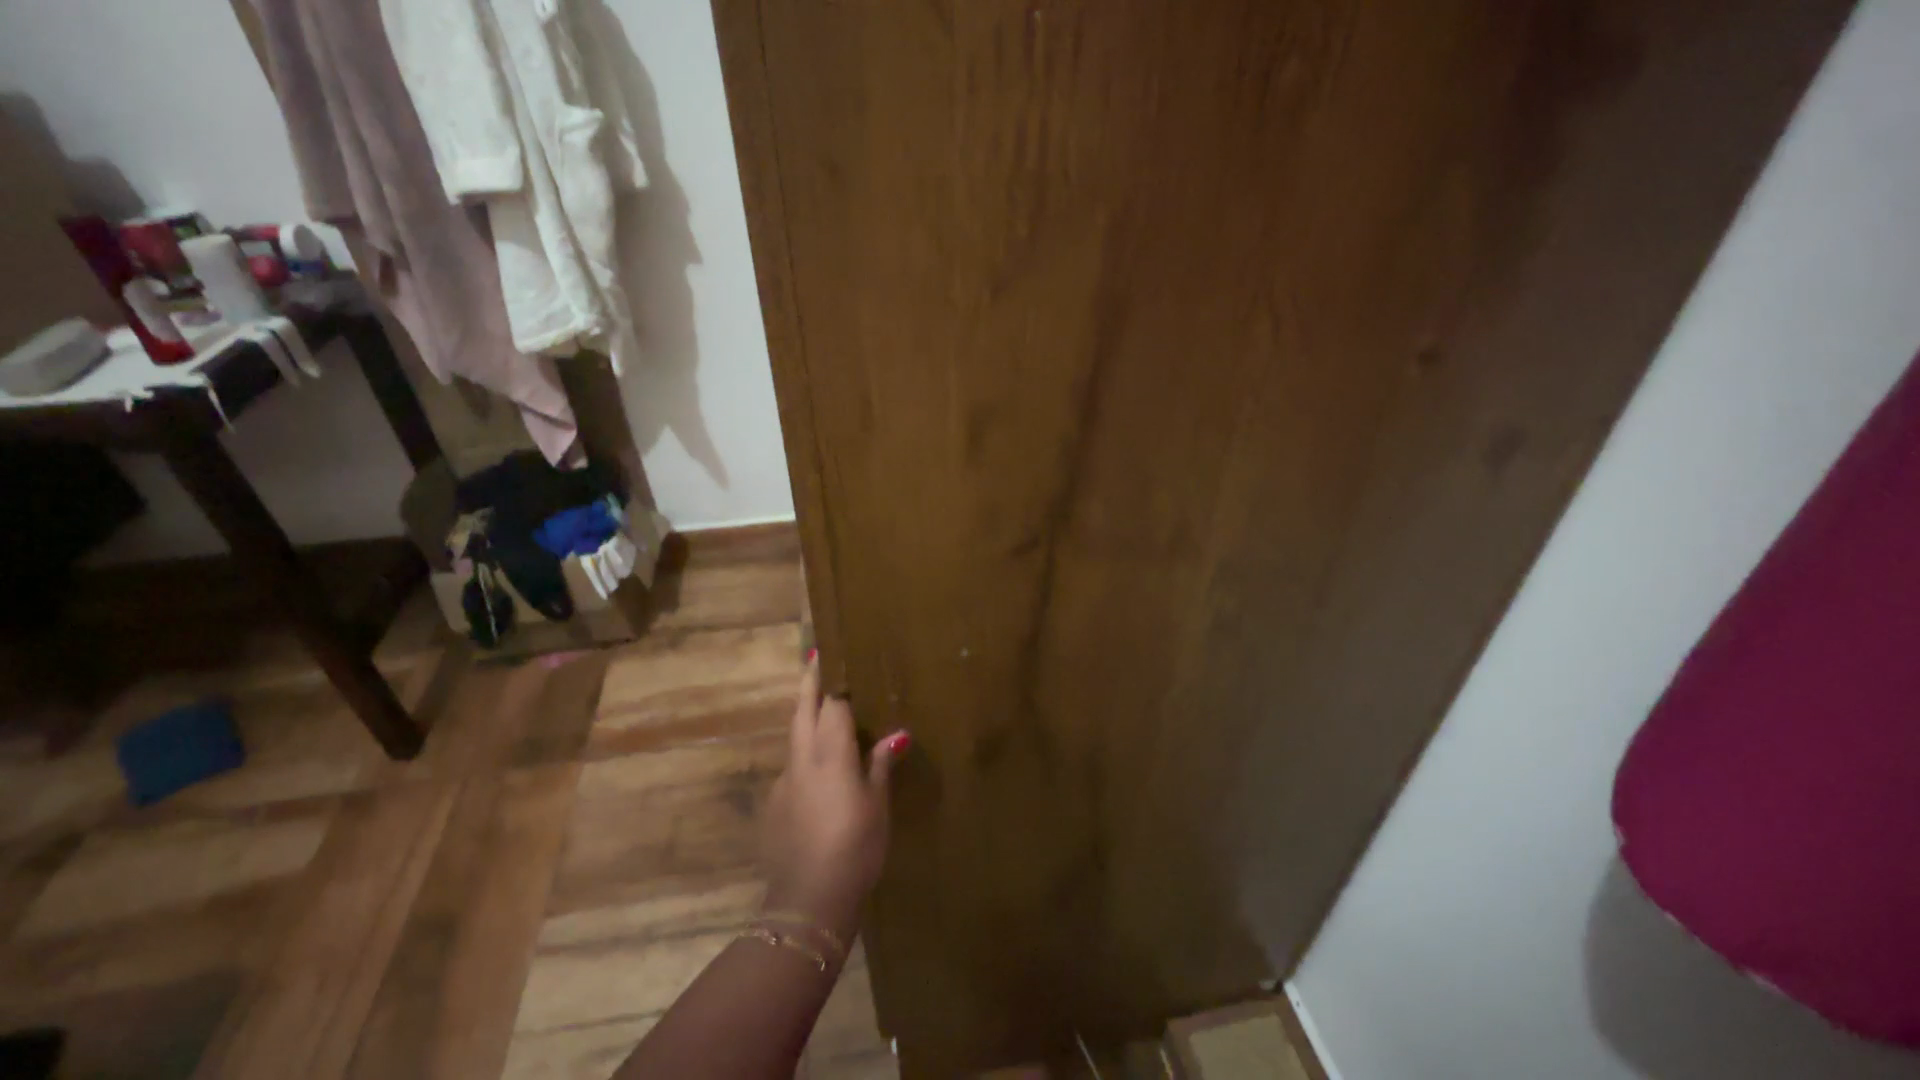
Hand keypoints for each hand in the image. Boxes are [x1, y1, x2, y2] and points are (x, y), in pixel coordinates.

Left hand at [759, 655, 907, 939]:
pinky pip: (792, 770)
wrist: (809, 899)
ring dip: (805, 721)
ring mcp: (784, 784)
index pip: (832, 707)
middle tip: (813, 660)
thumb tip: (896, 734)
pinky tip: (819, 778)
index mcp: (831, 757)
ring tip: (821, 714)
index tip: (835, 658)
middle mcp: (802, 762)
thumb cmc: (856, 849)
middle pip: (802, 712)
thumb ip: (880, 766)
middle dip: (808, 685)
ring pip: (794, 740)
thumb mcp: (878, 807)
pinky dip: (804, 760)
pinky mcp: (774, 807)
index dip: (835, 683)